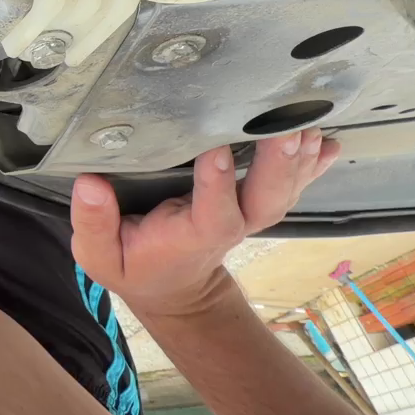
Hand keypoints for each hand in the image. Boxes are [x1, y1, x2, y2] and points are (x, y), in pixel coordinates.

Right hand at [69, 129, 339, 320]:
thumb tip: (88, 184)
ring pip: (281, 189)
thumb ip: (93, 222)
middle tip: (287, 128)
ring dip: (297, 158)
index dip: (215, 184)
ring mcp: (245, 216)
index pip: (211, 212)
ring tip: (307, 122)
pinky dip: (309, 165)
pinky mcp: (250, 206)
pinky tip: (325, 142)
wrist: (174, 292)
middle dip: (277, 163)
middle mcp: (227, 225)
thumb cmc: (132, 267)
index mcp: (191, 236)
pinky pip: (288, 186)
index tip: (214, 149)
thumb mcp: (99, 255)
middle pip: (263, 197)